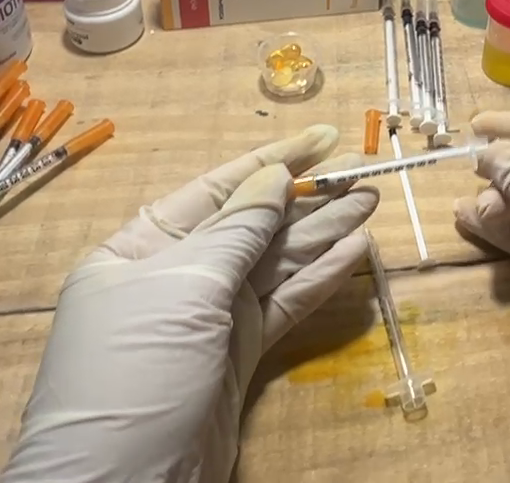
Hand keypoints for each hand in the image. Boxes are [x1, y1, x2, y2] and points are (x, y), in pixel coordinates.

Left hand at [1, 125, 377, 482]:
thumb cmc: (138, 373)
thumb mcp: (186, 287)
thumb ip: (239, 228)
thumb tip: (275, 175)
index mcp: (142, 249)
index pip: (220, 188)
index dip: (275, 157)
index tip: (324, 135)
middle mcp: (178, 275)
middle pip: (255, 223)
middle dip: (308, 196)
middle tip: (362, 171)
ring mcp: (210, 317)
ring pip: (277, 261)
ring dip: (324, 231)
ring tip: (371, 201)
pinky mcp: (238, 353)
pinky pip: (285, 302)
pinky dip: (320, 278)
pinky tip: (356, 251)